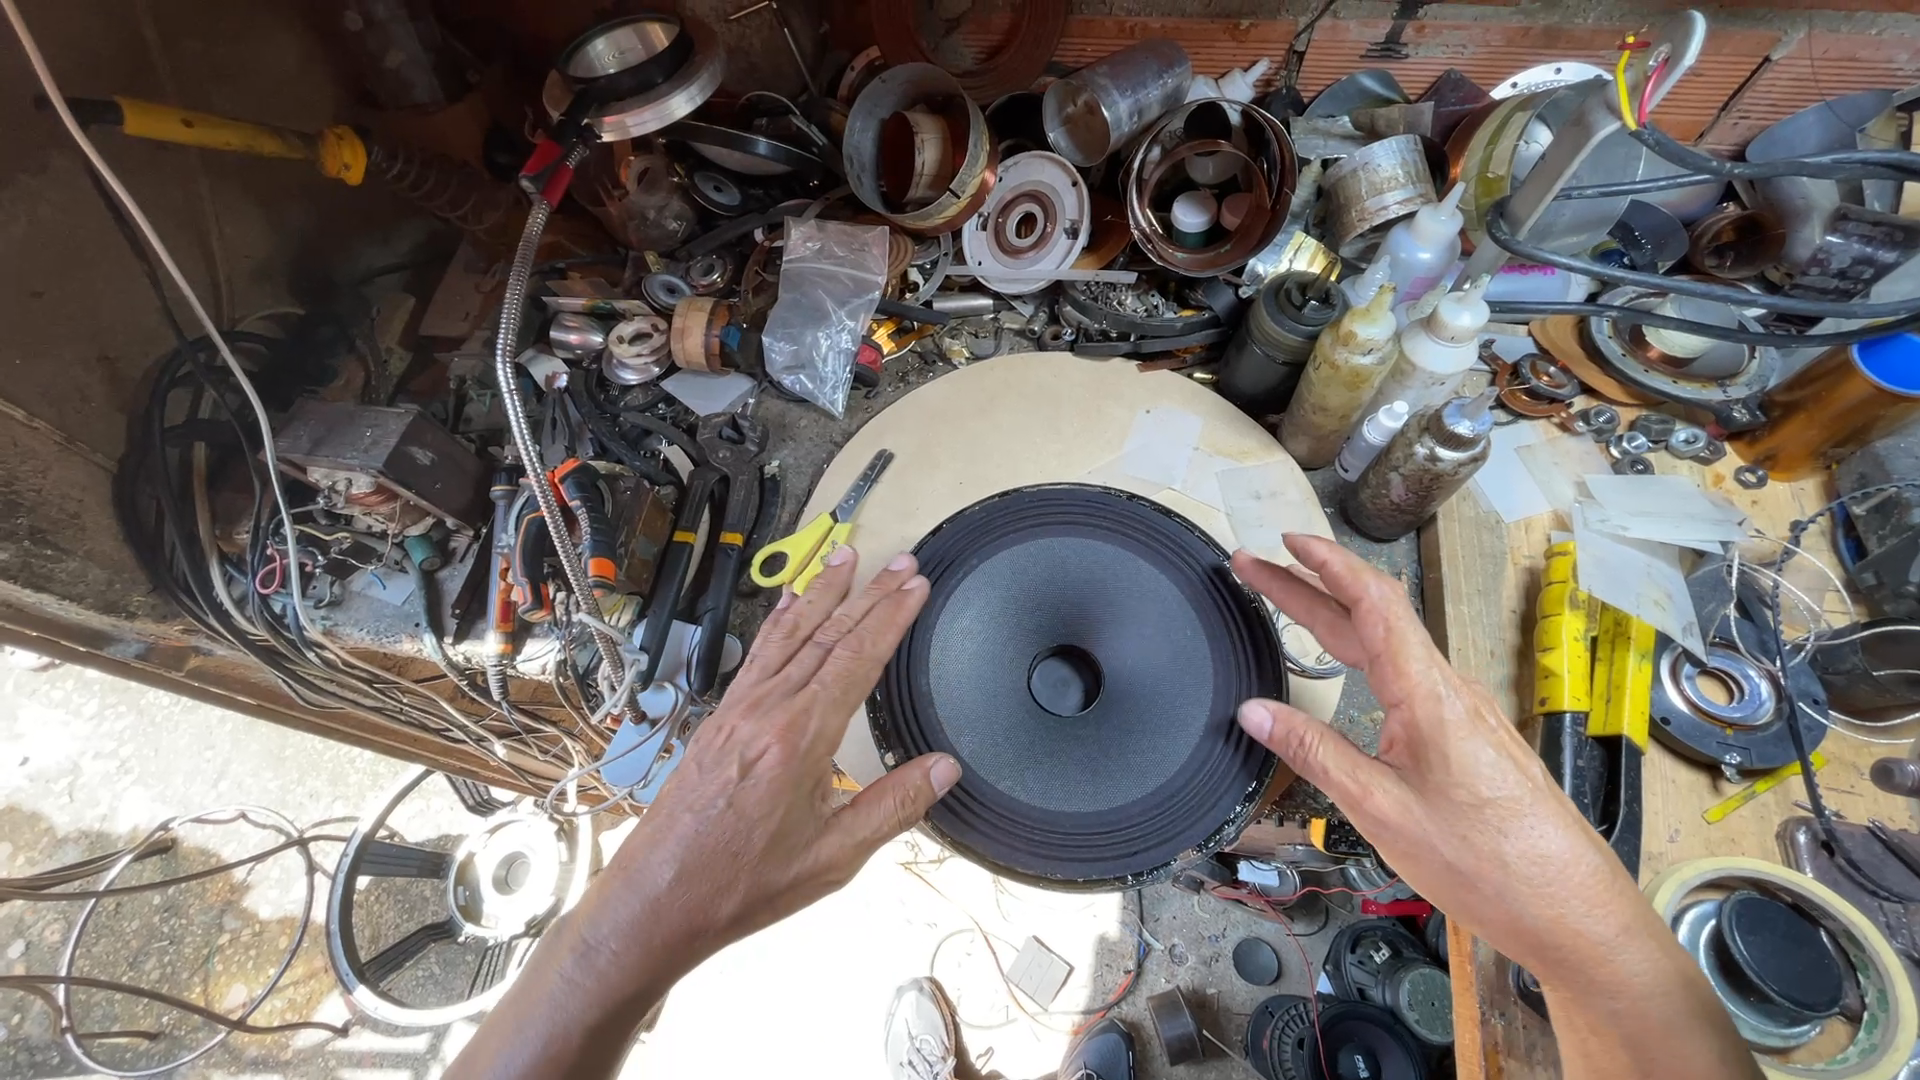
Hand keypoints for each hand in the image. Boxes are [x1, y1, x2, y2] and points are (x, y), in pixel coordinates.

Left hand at [577, 547, 959, 975]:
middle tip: (902, 562)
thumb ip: (894, 806)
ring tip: (848, 556)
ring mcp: (741, 707)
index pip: (858, 658)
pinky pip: (758, 654)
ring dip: (823, 592)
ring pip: (792, 634)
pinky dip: (780, 620)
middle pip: (829, 635)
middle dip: (870, 594)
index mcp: (802, 736)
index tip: (916, 585)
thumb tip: (947, 767)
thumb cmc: (747, 882)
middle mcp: (770, 707)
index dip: (891, 617)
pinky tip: (790, 603)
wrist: (658, 898)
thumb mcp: (834, 857)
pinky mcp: (721, 715)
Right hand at [1230, 534, 1644, 980]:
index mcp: (1425, 693)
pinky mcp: (1458, 732)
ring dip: (1326, 614)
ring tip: (1279, 597)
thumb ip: (1314, 753)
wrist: (1572, 912)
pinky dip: (1353, 645)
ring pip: (1382, 643)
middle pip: (1368, 615)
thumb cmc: (1481, 860)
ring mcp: (1454, 709)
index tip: (1286, 541)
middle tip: (1250, 567)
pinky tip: (1338, 656)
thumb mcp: (1380, 809)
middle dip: (1304, 585)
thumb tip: (1250, 711)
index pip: (1373, 603)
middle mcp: (1442, 687)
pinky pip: (1397, 669)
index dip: (1328, 564)